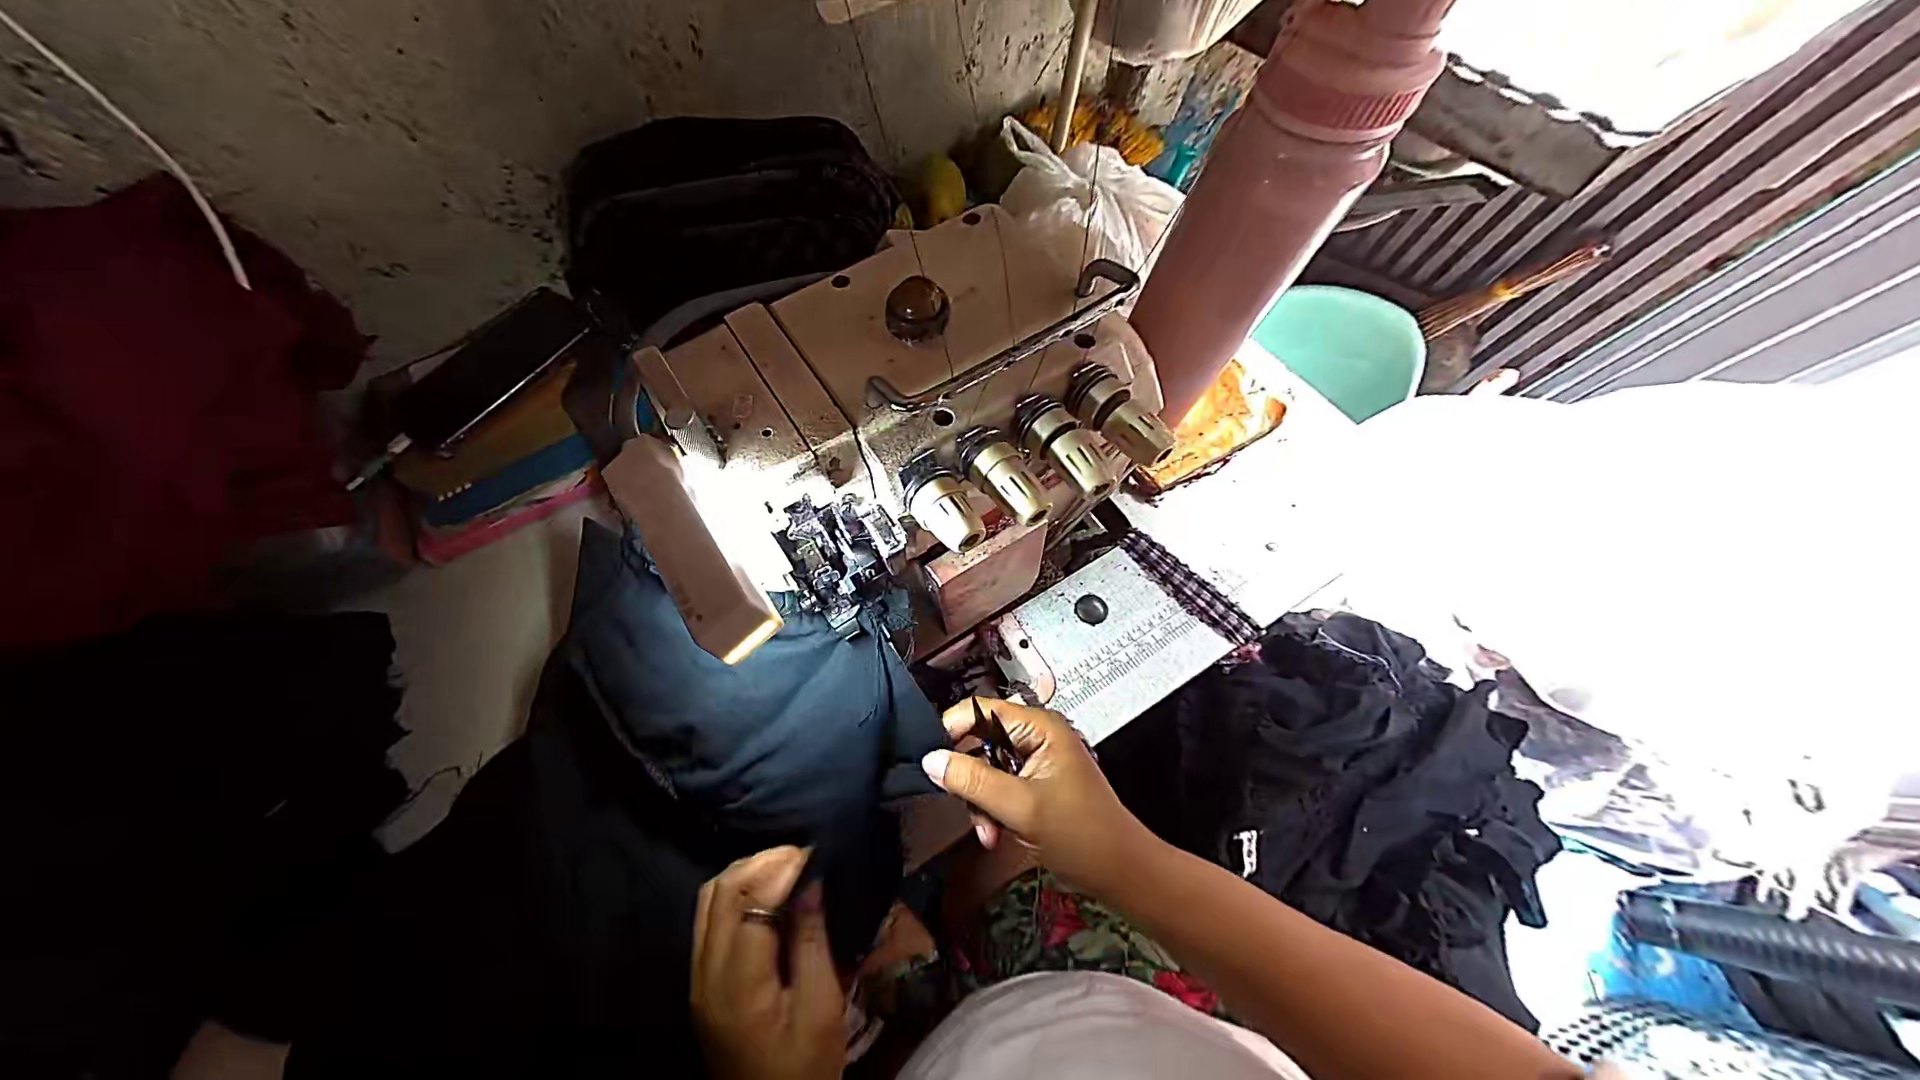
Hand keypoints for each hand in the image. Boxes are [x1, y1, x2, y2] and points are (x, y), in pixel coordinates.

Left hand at [690, 846, 844, 1079]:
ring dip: (748, 871)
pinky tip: (767, 891)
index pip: (751, 900)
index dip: (784, 867)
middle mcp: (706, 973)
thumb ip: (813, 939)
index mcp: (736, 983)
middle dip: (765, 861)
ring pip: (711, 897)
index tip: (817, 853)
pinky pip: (710, 915)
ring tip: (789, 868)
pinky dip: (737, 890)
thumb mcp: (821, 1007)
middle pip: (723, 889)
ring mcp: (698, 977)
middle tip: (806, 857)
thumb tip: (812, 880)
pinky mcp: (701, 981)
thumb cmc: (805, 1067)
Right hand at [922, 697, 1157, 894]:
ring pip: (984, 768)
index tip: (933, 761)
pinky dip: (991, 810)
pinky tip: (996, 834)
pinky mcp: (1033, 783)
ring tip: (990, 832)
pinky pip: (997, 786)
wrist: (1120, 872)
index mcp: (1039, 727)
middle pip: (979, 741)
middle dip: (970, 779)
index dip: (952, 731)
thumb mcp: (1020, 807)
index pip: (980, 710)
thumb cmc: (1082, 835)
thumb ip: (973, 781)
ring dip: (980, 801)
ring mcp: (1035, 760)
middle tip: (970, 808)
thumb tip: (932, 760)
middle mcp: (1035, 736)